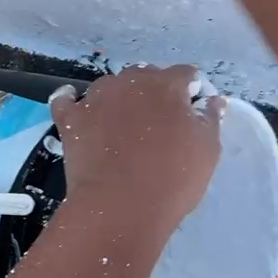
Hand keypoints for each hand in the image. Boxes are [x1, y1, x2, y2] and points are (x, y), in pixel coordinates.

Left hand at [48, 65, 220, 234]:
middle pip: (144, 76)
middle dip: (153, 90)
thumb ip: (209, 118)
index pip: (183, 74)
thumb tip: (211, 99)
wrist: (122, 203)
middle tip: (159, 118)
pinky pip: (66, 99)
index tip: (192, 106)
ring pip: (109, 86)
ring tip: (123, 120)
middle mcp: (127, 82)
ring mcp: (94, 98)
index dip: (190, 88)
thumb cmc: (173, 178)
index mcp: (165, 85)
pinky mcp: (70, 117)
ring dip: (118, 96)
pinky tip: (76, 105)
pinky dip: (72, 99)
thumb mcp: (207, 149)